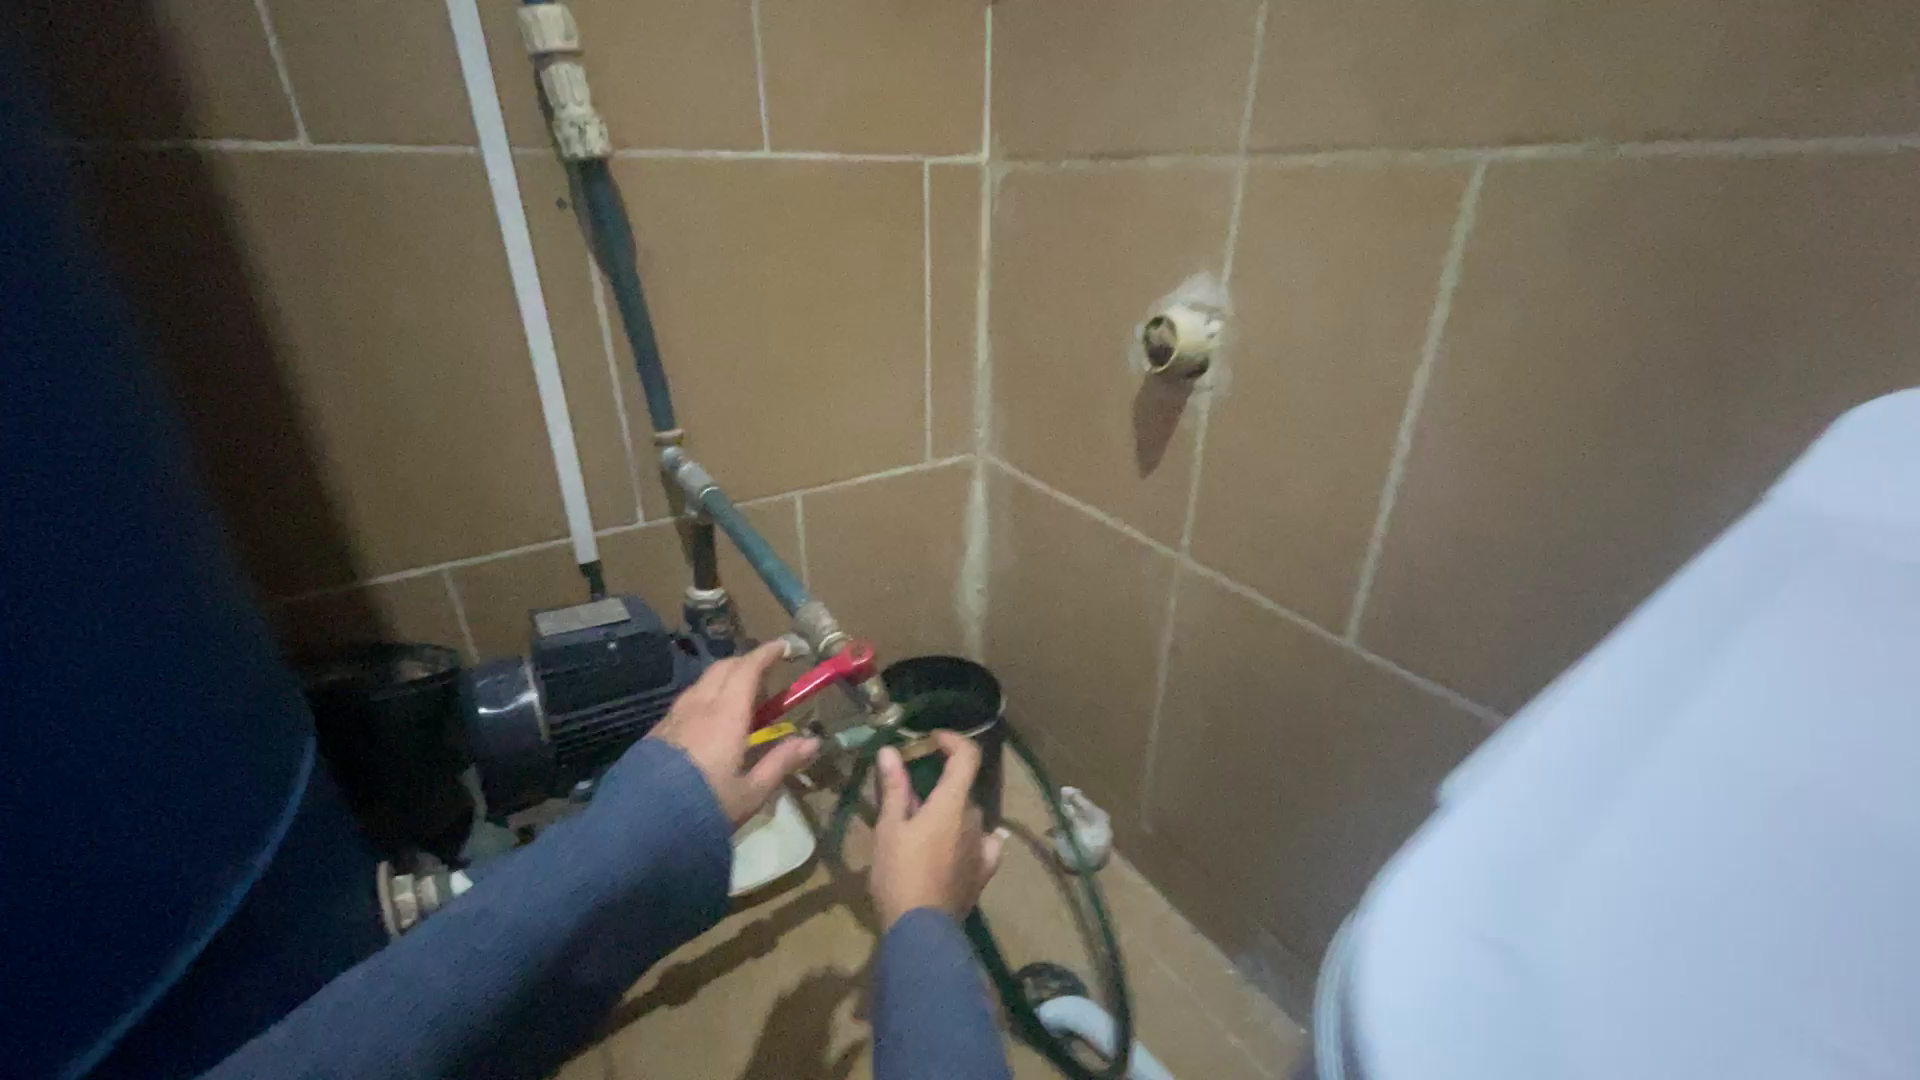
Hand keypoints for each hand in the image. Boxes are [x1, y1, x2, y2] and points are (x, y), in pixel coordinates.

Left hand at [647, 641, 820, 827]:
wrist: (640, 829)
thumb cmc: (705, 808)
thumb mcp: (750, 792)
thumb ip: (781, 762)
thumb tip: (812, 741)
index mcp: (726, 715)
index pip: (747, 669)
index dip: (765, 654)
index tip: (781, 647)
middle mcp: (698, 707)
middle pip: (723, 668)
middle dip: (745, 662)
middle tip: (764, 671)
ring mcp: (673, 718)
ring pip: (701, 683)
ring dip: (723, 678)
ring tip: (737, 694)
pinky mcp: (655, 733)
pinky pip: (685, 702)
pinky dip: (704, 696)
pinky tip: (707, 719)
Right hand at [869, 731, 1005, 929]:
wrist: (920, 931)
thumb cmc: (899, 874)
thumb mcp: (889, 828)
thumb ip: (894, 787)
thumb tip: (890, 751)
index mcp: (952, 803)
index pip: (967, 757)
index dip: (953, 741)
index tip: (932, 740)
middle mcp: (975, 819)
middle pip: (962, 789)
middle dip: (940, 784)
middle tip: (910, 793)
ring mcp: (983, 847)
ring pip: (970, 816)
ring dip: (952, 812)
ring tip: (924, 824)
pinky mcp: (984, 871)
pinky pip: (987, 844)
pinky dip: (977, 837)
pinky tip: (965, 842)